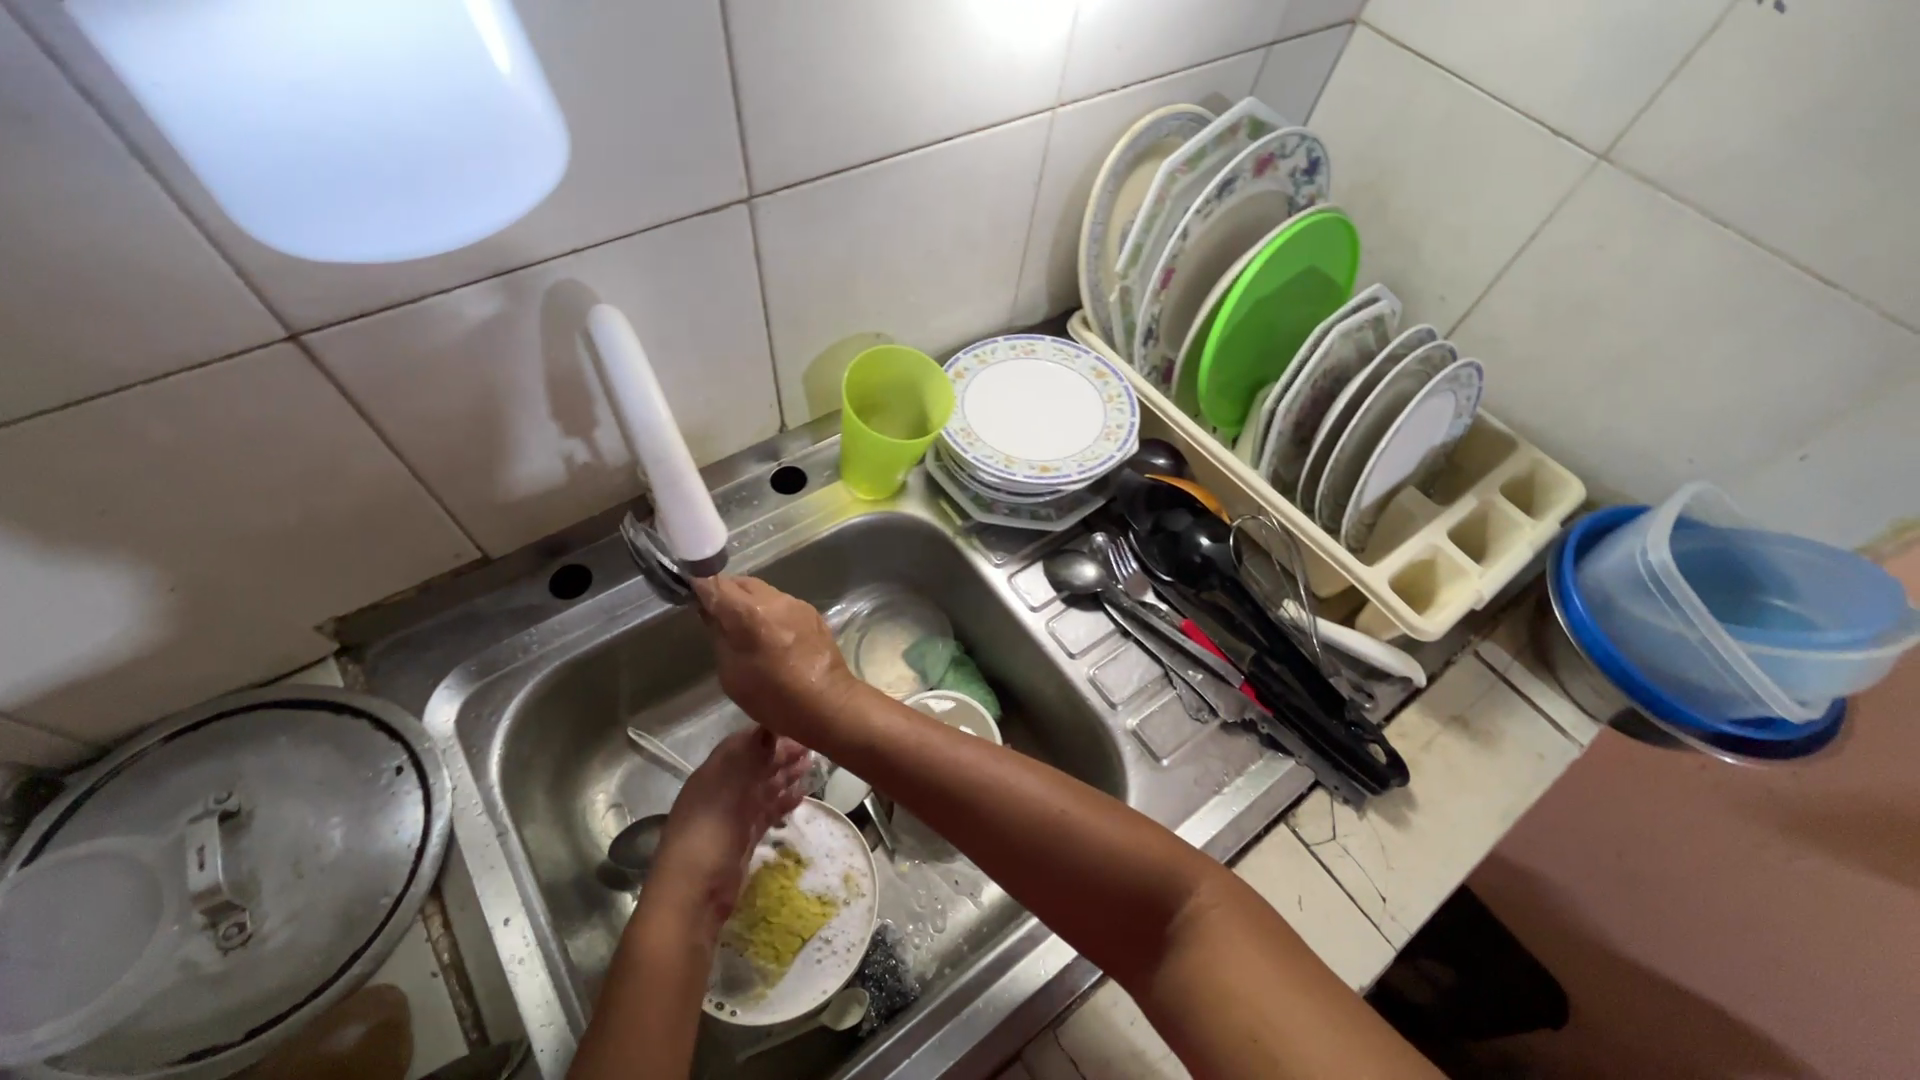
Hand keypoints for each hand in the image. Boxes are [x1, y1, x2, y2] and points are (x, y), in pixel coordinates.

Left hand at [653, 728, 811, 932]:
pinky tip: (802, 796)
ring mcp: (731, 817)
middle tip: (813, 746)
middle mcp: (721, 792)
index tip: (799, 726)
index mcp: (712, 775)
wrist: (692, 899)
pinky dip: (782, 802)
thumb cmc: (707, 838)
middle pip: (754, 765)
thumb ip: (749, 758)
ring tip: (812, 766)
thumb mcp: (728, 792)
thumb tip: (769, 726)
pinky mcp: (742, 840)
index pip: (742, 744)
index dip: (768, 734)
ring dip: (785, 776)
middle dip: (780, 754)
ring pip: (762, 788)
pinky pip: (766, 813)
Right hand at [691, 575, 859, 737]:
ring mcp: (796, 604)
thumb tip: (710, 611)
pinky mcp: (812, 613)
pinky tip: (769, 634)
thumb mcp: (731, 672)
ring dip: (748, 602)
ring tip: (743, 626)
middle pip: (741, 583)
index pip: (715, 584)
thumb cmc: (773, 697)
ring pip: (763, 591)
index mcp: (750, 614)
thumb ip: (719, 635)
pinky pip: (781, 603)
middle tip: (715, 614)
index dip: (699, 585)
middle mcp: (774, 600)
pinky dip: (769, 611)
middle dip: (724, 592)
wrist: (828, 704)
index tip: (689, 592)